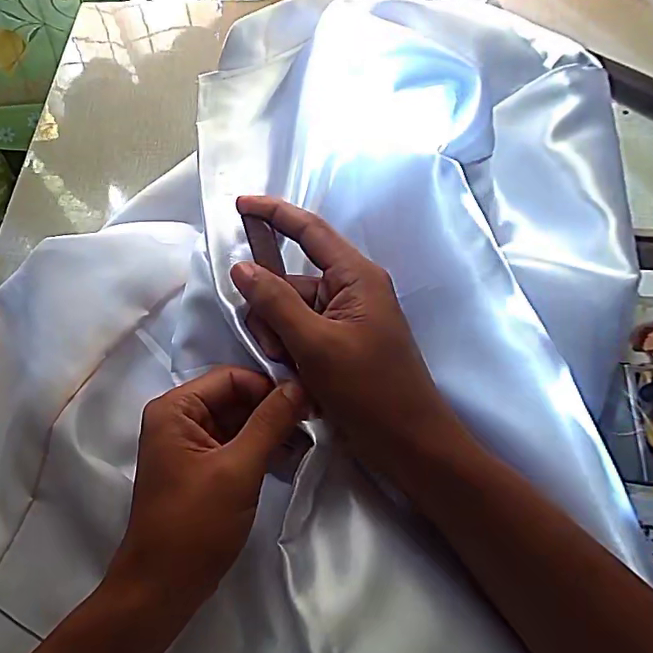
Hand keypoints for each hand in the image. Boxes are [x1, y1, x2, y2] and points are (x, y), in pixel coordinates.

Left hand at [110, 367, 304, 607]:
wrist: (163, 586)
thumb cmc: (195, 523)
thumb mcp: (237, 469)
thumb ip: (269, 423)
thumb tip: (298, 386)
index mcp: (175, 408)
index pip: (230, 377)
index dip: (269, 386)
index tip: (309, 402)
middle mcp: (178, 419)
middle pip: (234, 398)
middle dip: (273, 409)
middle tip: (316, 422)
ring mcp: (188, 445)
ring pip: (237, 422)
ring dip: (270, 430)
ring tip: (309, 443)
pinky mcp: (200, 469)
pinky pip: (234, 445)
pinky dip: (260, 450)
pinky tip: (291, 459)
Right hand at [229, 195, 456, 485]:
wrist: (412, 447)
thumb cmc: (370, 392)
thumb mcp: (315, 345)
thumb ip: (275, 302)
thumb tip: (241, 267)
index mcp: (356, 277)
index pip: (309, 230)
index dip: (273, 214)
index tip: (240, 204)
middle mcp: (351, 291)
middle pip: (289, 281)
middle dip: (270, 310)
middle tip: (277, 349)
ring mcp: (346, 320)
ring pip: (289, 312)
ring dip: (279, 337)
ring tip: (293, 371)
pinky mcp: (340, 345)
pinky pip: (300, 334)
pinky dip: (291, 352)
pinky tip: (300, 380)